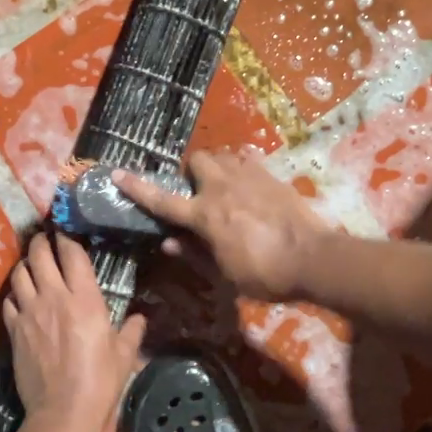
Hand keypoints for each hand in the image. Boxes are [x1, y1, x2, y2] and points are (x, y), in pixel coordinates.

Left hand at [4, 233, 145, 431]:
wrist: (62, 415)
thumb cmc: (99, 382)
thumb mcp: (124, 356)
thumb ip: (132, 331)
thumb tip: (139, 319)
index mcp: (83, 297)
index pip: (71, 252)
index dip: (68, 236)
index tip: (67, 229)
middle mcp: (53, 296)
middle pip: (39, 254)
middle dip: (41, 241)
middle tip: (45, 239)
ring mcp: (30, 312)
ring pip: (19, 273)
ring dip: (25, 264)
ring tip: (31, 265)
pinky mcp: (14, 331)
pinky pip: (9, 301)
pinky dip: (14, 294)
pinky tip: (21, 298)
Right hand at [115, 150, 331, 300]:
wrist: (314, 258)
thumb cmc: (265, 274)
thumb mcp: (225, 275)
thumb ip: (194, 253)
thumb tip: (167, 240)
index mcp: (204, 215)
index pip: (163, 200)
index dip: (137, 188)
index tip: (117, 173)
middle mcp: (221, 188)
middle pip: (197, 161)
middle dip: (193, 171)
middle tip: (199, 191)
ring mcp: (248, 176)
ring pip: (223, 156)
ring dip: (218, 168)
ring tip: (226, 188)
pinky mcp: (270, 175)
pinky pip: (249, 161)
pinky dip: (243, 169)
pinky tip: (251, 185)